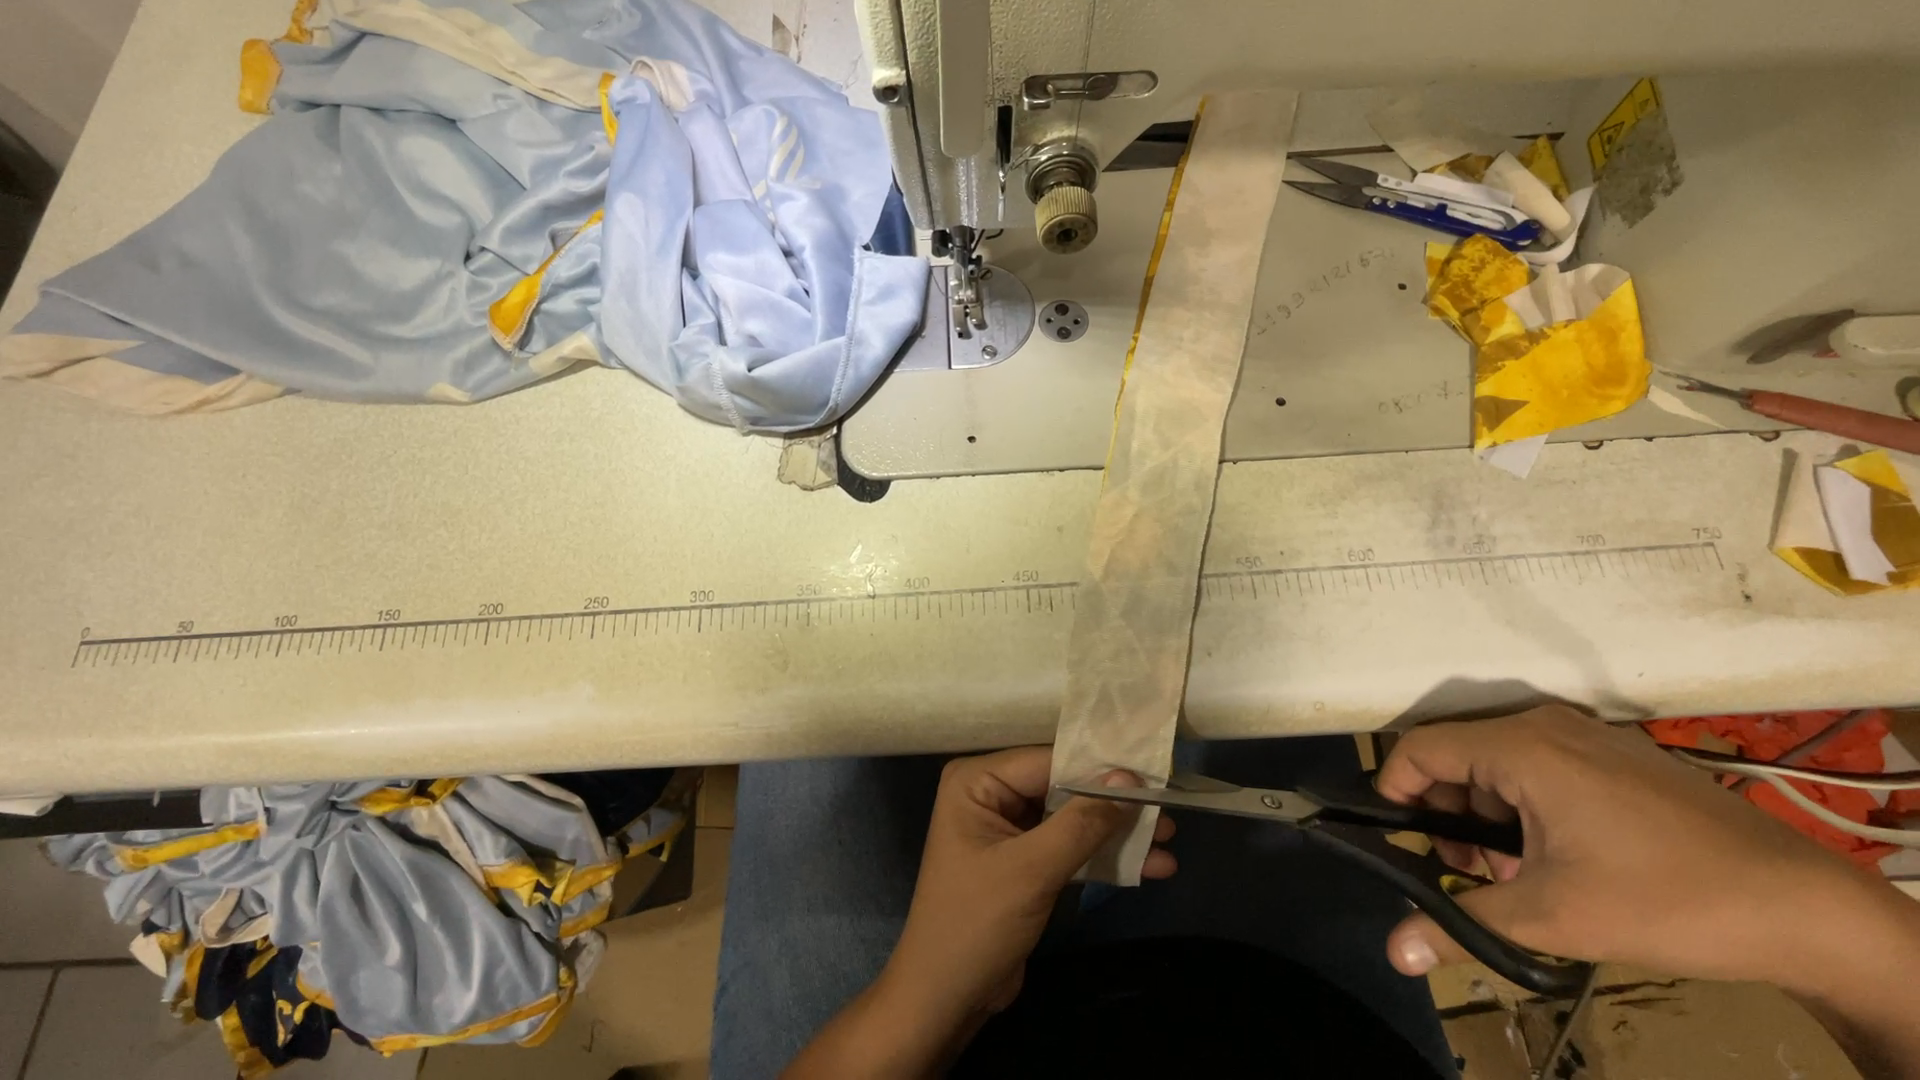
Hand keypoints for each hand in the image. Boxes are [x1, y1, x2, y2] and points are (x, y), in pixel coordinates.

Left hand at [785, 746, 1173, 1078]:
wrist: (946, 998)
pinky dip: (1104, 857)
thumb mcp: (1032, 870)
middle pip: (1063, 787)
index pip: (1048, 761)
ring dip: (1117, 833)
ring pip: (1072, 819)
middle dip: (1114, 804)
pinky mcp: (1024, 862)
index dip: (1100, 768)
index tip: (1154, 774)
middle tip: (1167, 811)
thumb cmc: (977, 924)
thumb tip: (1129, 779)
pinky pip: (1070, 847)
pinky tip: (1151, 867)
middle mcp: (990, 795)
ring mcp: (1008, 829)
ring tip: (1168, 840)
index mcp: (976, 781)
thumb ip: (1082, 823)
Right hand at [1374, 705, 1917, 987]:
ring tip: (1515, 874)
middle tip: (1468, 873)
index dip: (1393, 791)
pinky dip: (1525, 805)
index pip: (1419, 749)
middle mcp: (1548, 725)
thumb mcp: (1553, 918)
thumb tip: (1395, 953)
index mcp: (1522, 747)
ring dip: (1486, 814)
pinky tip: (1557, 857)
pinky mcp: (1619, 755)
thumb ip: (1462, 925)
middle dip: (1447, 814)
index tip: (1400, 843)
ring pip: (1499, 763)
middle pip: (1457, 755)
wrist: (1808, 909)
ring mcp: (1589, 736)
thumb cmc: (1667, 900)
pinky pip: (1541, 766)